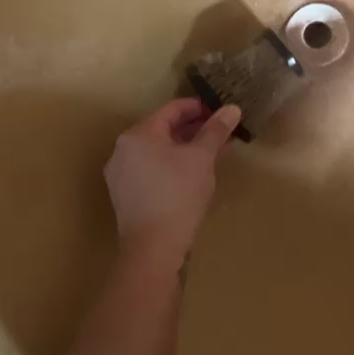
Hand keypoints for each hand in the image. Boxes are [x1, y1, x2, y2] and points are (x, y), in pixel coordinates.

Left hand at [103, 99, 240, 258]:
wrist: (153, 247)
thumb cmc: (178, 193)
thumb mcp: (202, 157)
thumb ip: (216, 130)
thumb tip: (232, 108)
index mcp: (139, 134)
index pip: (172, 109)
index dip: (200, 108)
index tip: (222, 114)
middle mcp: (123, 149)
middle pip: (164, 129)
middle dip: (195, 129)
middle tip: (222, 135)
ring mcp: (121, 173)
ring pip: (159, 150)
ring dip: (186, 148)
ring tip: (213, 154)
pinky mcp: (125, 194)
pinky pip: (152, 167)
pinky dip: (173, 164)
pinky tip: (194, 174)